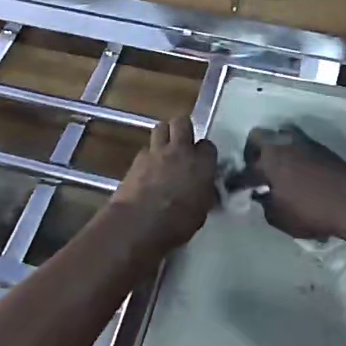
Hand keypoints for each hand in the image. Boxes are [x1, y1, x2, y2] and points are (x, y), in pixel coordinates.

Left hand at [109, 115, 218, 251]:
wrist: (139, 223)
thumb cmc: (177, 223)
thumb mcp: (201, 209)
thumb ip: (203, 191)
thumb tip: (203, 187)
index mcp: (202, 163)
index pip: (208, 145)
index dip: (204, 152)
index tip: (202, 162)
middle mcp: (180, 151)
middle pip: (182, 122)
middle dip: (183, 128)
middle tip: (183, 142)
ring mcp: (156, 152)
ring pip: (161, 127)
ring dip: (164, 135)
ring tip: (165, 149)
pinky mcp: (137, 159)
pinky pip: (145, 149)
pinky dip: (149, 155)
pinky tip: (148, 169)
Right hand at [232, 124, 345, 240]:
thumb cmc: (312, 213)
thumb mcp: (280, 218)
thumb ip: (265, 205)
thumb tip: (263, 196)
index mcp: (268, 162)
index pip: (243, 171)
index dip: (235, 182)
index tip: (233, 188)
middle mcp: (282, 145)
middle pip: (257, 137)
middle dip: (251, 151)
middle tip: (255, 169)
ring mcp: (303, 142)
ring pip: (280, 134)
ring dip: (274, 147)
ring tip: (278, 166)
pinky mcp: (321, 147)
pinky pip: (298, 144)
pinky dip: (293, 153)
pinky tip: (298, 169)